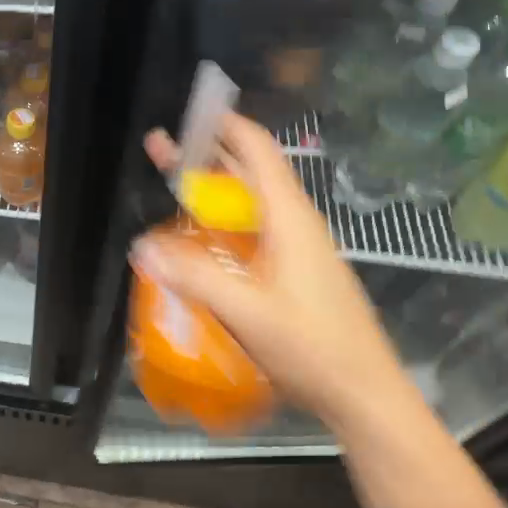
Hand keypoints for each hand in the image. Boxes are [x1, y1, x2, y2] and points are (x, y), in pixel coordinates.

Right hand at [134, 115, 414, 426]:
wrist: (365, 396)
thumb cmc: (315, 349)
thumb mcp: (249, 313)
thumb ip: (195, 278)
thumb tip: (142, 246)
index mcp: (291, 220)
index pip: (258, 153)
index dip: (225, 126)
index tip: (189, 111)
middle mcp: (296, 226)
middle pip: (249, 175)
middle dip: (205, 157)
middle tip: (160, 148)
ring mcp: (299, 251)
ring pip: (250, 206)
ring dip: (211, 192)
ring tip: (170, 188)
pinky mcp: (295, 275)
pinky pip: (253, 234)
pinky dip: (222, 225)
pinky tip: (198, 244)